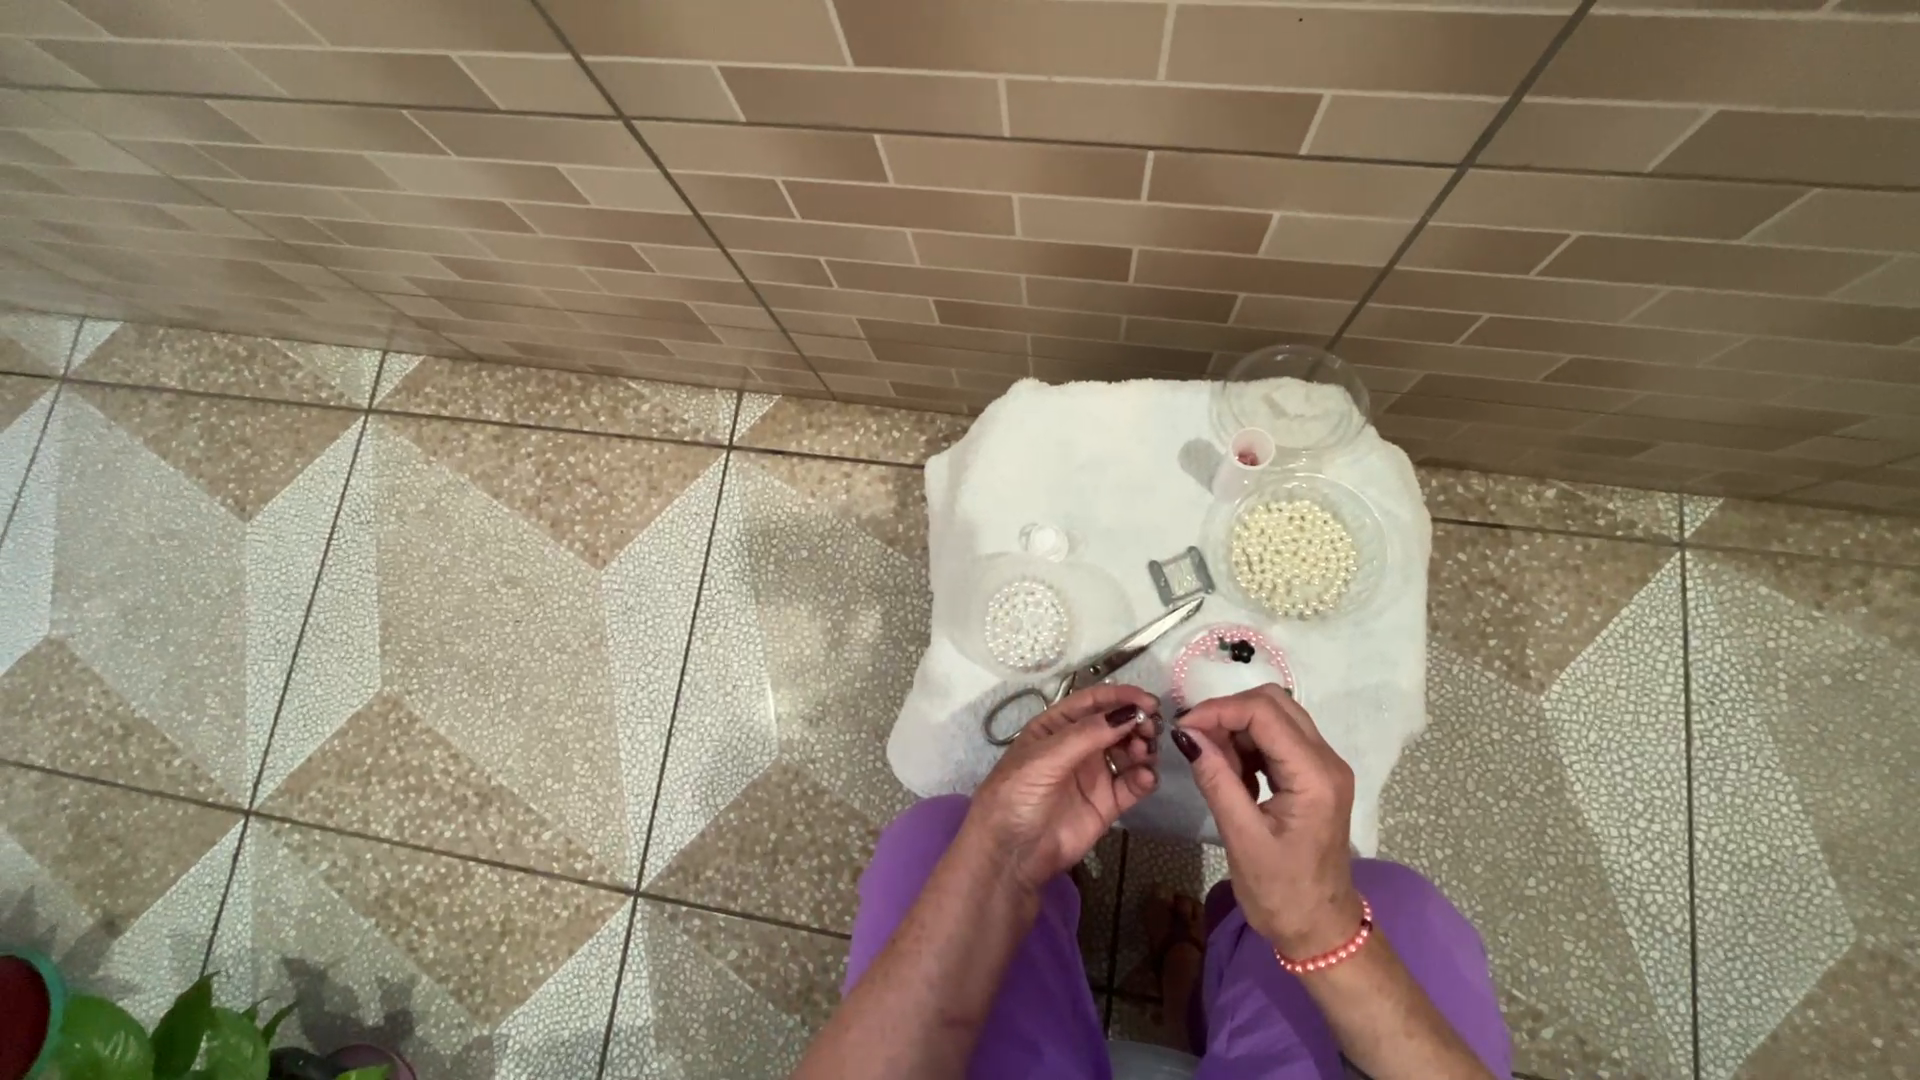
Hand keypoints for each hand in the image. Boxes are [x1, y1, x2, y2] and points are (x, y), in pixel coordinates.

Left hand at [966, 684, 1161, 891]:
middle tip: (1151, 729)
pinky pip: (1133, 784)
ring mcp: (1094, 774)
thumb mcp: (1045, 757)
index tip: (1147, 700)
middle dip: (1136, 722)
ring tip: (1144, 754)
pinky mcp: (1107, 803)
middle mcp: (1078, 746)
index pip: (1092, 702)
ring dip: (1142, 748)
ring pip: (1129, 751)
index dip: (1120, 697)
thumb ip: (1087, 734)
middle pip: (1116, 725)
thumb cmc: (1017, 795)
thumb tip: (1128, 713)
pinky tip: (1145, 778)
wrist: (1011, 854)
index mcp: (1056, 727)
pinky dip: (1145, 778)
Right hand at [1172, 685, 1362, 957]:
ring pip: (1275, 716)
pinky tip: (1227, 766)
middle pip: (1273, 703)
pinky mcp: (1312, 776)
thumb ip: (1216, 779)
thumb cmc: (1282, 892)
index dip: (1219, 710)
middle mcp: (1326, 761)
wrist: (1320, 929)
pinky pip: (1277, 738)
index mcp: (1315, 776)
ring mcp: (1323, 767)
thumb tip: (1186, 734)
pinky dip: (1247, 741)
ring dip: (1236, 725)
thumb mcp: (1241, 837)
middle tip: (1193, 736)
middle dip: (1227, 711)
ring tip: (1207, 753)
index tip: (1182, 727)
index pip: (1264, 713)